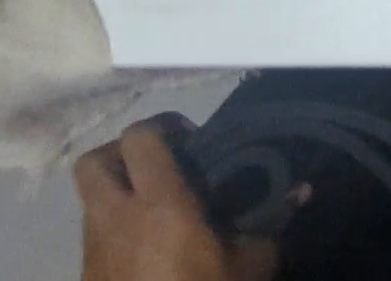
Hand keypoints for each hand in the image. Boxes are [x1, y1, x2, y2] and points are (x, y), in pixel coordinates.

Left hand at [75, 115, 277, 280]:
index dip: (164, 124)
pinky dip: (118, 221)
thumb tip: (304, 189)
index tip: (195, 138)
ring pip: (89, 196)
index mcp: (159, 202)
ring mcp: (94, 247)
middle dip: (124, 150)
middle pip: (94, 160)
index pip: (140, 137)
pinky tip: (153, 238)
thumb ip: (274, 217)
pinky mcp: (87, 273)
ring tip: (160, 199)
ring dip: (120, 186)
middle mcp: (117, 216)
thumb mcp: (252, 259)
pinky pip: (95, 229)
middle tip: (163, 159)